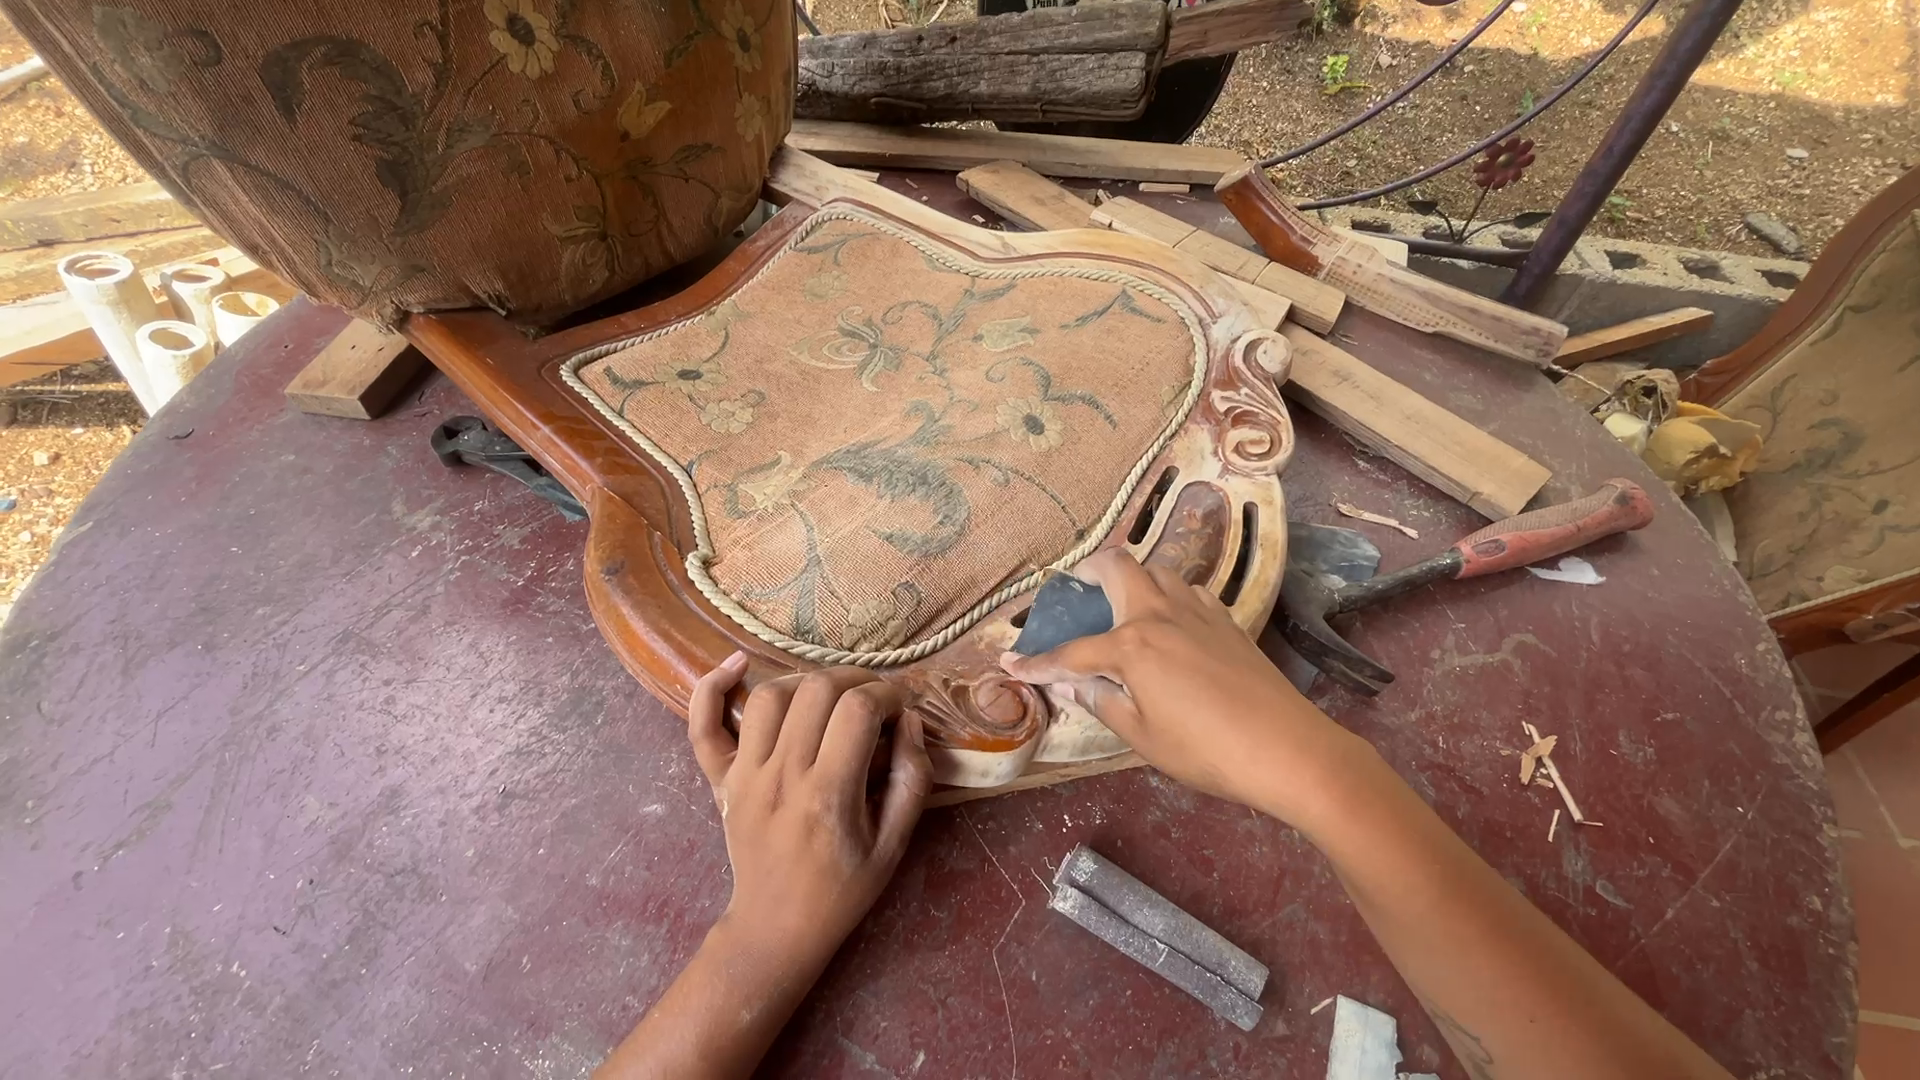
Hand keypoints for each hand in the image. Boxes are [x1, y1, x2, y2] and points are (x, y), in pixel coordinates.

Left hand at [687, 654, 932, 968]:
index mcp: (829, 795)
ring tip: (831, 691)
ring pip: (770, 696)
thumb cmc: (842, 889)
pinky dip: (711, 687)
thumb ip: (911, 779)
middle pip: (816, 691)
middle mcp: (783, 775)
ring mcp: (745, 775)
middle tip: (874, 697)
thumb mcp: (894, 845)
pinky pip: (703, 726)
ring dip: (806, 679)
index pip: (858, 710)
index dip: (888, 694)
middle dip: (856, 679)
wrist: (775, 930)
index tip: (902, 705)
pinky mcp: (721, 780)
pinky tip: (736, 663)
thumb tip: (909, 719)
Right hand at [997, 549, 1360, 823]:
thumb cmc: (1206, 750)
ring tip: (1123, 607)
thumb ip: (1101, 702)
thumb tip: (1072, 684)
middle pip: (1118, 565)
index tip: (1012, 663)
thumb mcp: (1141, 736)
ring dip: (1133, 581)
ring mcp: (1198, 611)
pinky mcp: (1227, 620)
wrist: (1288, 748)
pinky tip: (1171, 624)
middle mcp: (1160, 614)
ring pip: (1157, 572)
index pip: (1072, 651)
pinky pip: (1188, 592)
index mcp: (1132, 644)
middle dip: (1088, 570)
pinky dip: (1168, 597)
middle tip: (1076, 589)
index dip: (1038, 662)